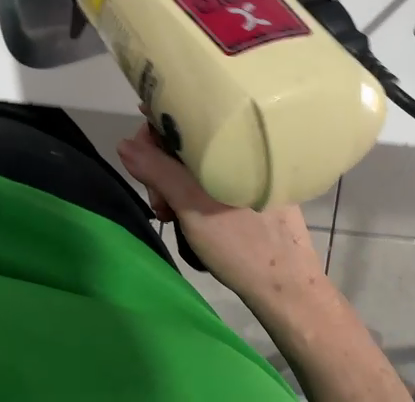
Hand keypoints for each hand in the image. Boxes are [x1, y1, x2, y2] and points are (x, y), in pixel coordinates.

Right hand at [117, 123, 326, 308]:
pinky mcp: (254, 198)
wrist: (291, 295)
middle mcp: (245, 154)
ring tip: (169, 213)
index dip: (155, 131)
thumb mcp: (191, 206)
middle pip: (187, 143)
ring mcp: (251, 177)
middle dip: (160, 166)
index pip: (185, 118)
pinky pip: (211, 181)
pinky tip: (185, 216)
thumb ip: (156, 170)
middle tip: (157, 201)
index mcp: (236, 146)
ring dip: (172, 184)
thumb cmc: (243, 246)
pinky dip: (191, 193)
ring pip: (196, 165)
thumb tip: (124, 144)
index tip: (140, 156)